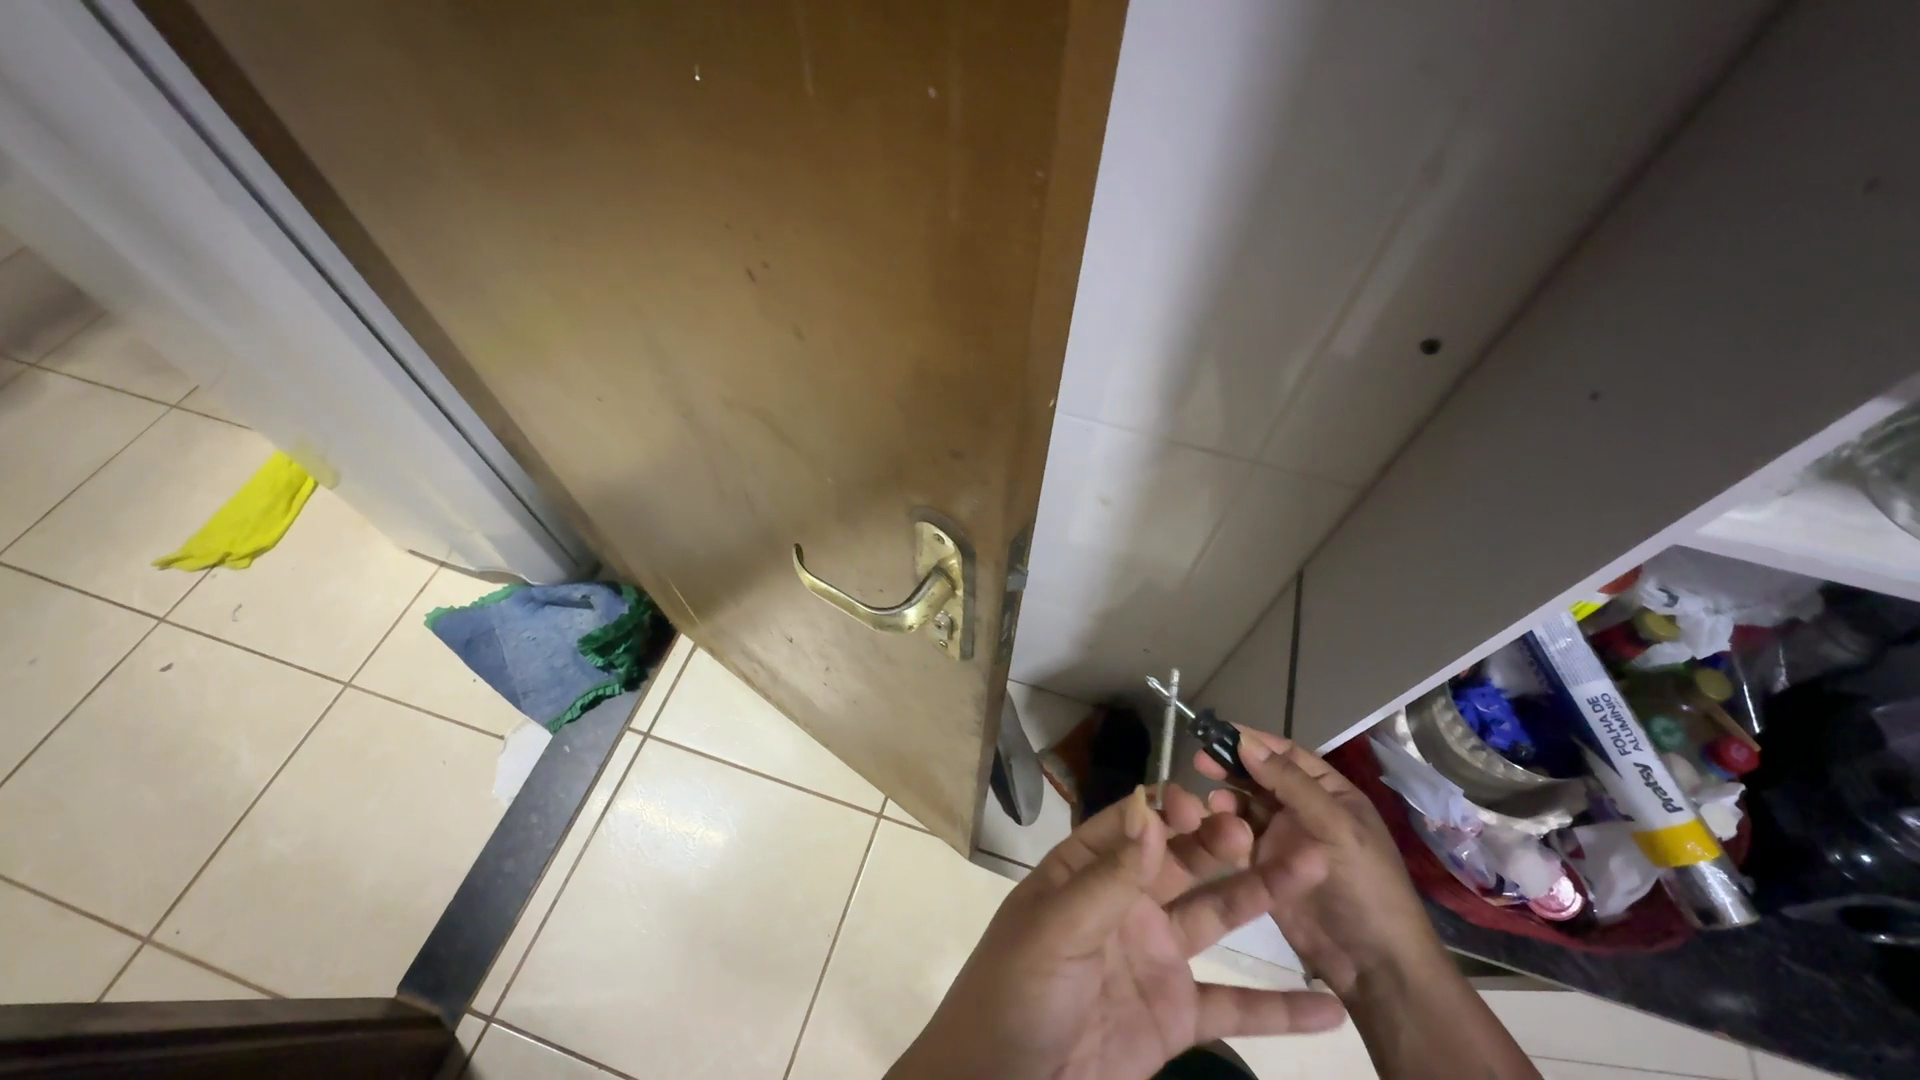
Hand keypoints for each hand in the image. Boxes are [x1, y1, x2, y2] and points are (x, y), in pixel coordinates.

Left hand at [889, 785, 1346, 1079]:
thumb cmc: (1017, 992)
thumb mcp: (1056, 928)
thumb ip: (1109, 875)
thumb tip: (1149, 806)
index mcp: (1085, 874)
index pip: (1135, 826)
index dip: (1171, 809)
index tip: (1206, 803)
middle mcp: (1126, 906)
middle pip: (1185, 862)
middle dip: (1224, 841)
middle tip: (1271, 827)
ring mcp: (1156, 959)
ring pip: (1218, 915)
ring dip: (1264, 893)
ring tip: (1314, 867)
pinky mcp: (1176, 1017)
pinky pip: (1235, 1007)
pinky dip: (1280, 1010)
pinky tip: (1330, 1005)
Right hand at [1194, 728, 1446, 997]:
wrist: (1373, 963)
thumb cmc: (1366, 886)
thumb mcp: (1335, 827)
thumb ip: (1290, 783)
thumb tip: (1246, 741)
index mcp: (1330, 793)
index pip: (1288, 755)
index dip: (1255, 742)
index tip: (1218, 731)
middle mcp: (1304, 810)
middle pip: (1261, 777)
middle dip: (1232, 767)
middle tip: (1200, 761)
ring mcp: (1282, 839)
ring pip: (1245, 805)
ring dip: (1227, 797)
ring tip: (1210, 800)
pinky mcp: (1263, 866)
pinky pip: (1237, 837)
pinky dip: (1222, 827)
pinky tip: (1209, 824)